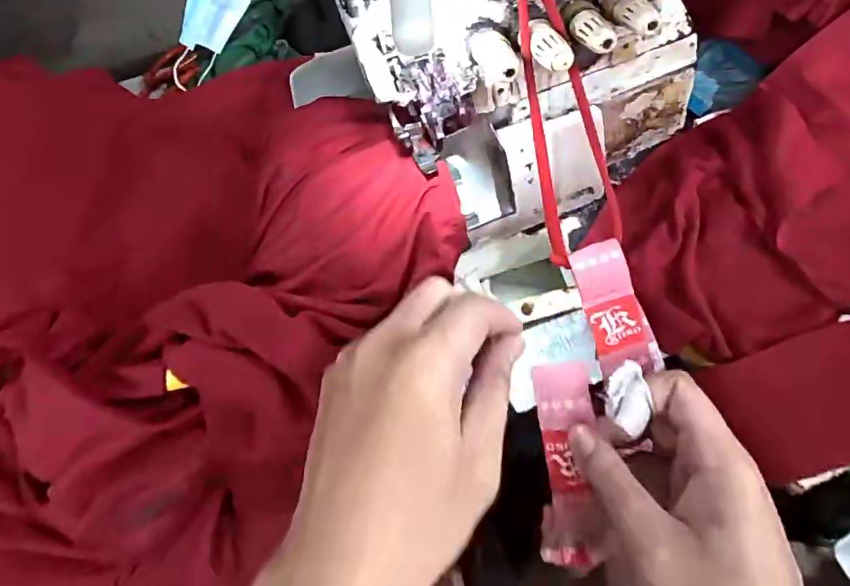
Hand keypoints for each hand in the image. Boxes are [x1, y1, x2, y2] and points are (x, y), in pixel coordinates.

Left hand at [257, 278, 523, 585]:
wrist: (339, 562)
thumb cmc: (421, 519)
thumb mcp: (478, 461)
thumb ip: (494, 388)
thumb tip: (508, 344)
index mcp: (422, 361)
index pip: (470, 306)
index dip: (501, 315)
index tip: (515, 339)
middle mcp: (382, 342)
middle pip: (432, 290)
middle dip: (466, 308)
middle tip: (487, 349)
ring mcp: (351, 355)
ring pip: (403, 311)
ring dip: (435, 324)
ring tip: (455, 373)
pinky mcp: (333, 375)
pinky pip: (379, 337)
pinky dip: (406, 343)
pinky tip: (416, 390)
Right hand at [569, 370, 799, 585]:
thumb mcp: (651, 541)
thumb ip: (610, 479)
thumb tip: (576, 429)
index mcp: (719, 459)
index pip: (675, 390)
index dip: (634, 397)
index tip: (601, 429)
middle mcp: (719, 471)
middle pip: (659, 426)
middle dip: (611, 438)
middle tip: (574, 458)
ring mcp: (713, 503)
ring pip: (653, 465)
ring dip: (611, 478)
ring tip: (569, 504)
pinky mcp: (707, 533)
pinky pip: (660, 500)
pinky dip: (626, 506)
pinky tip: (590, 535)